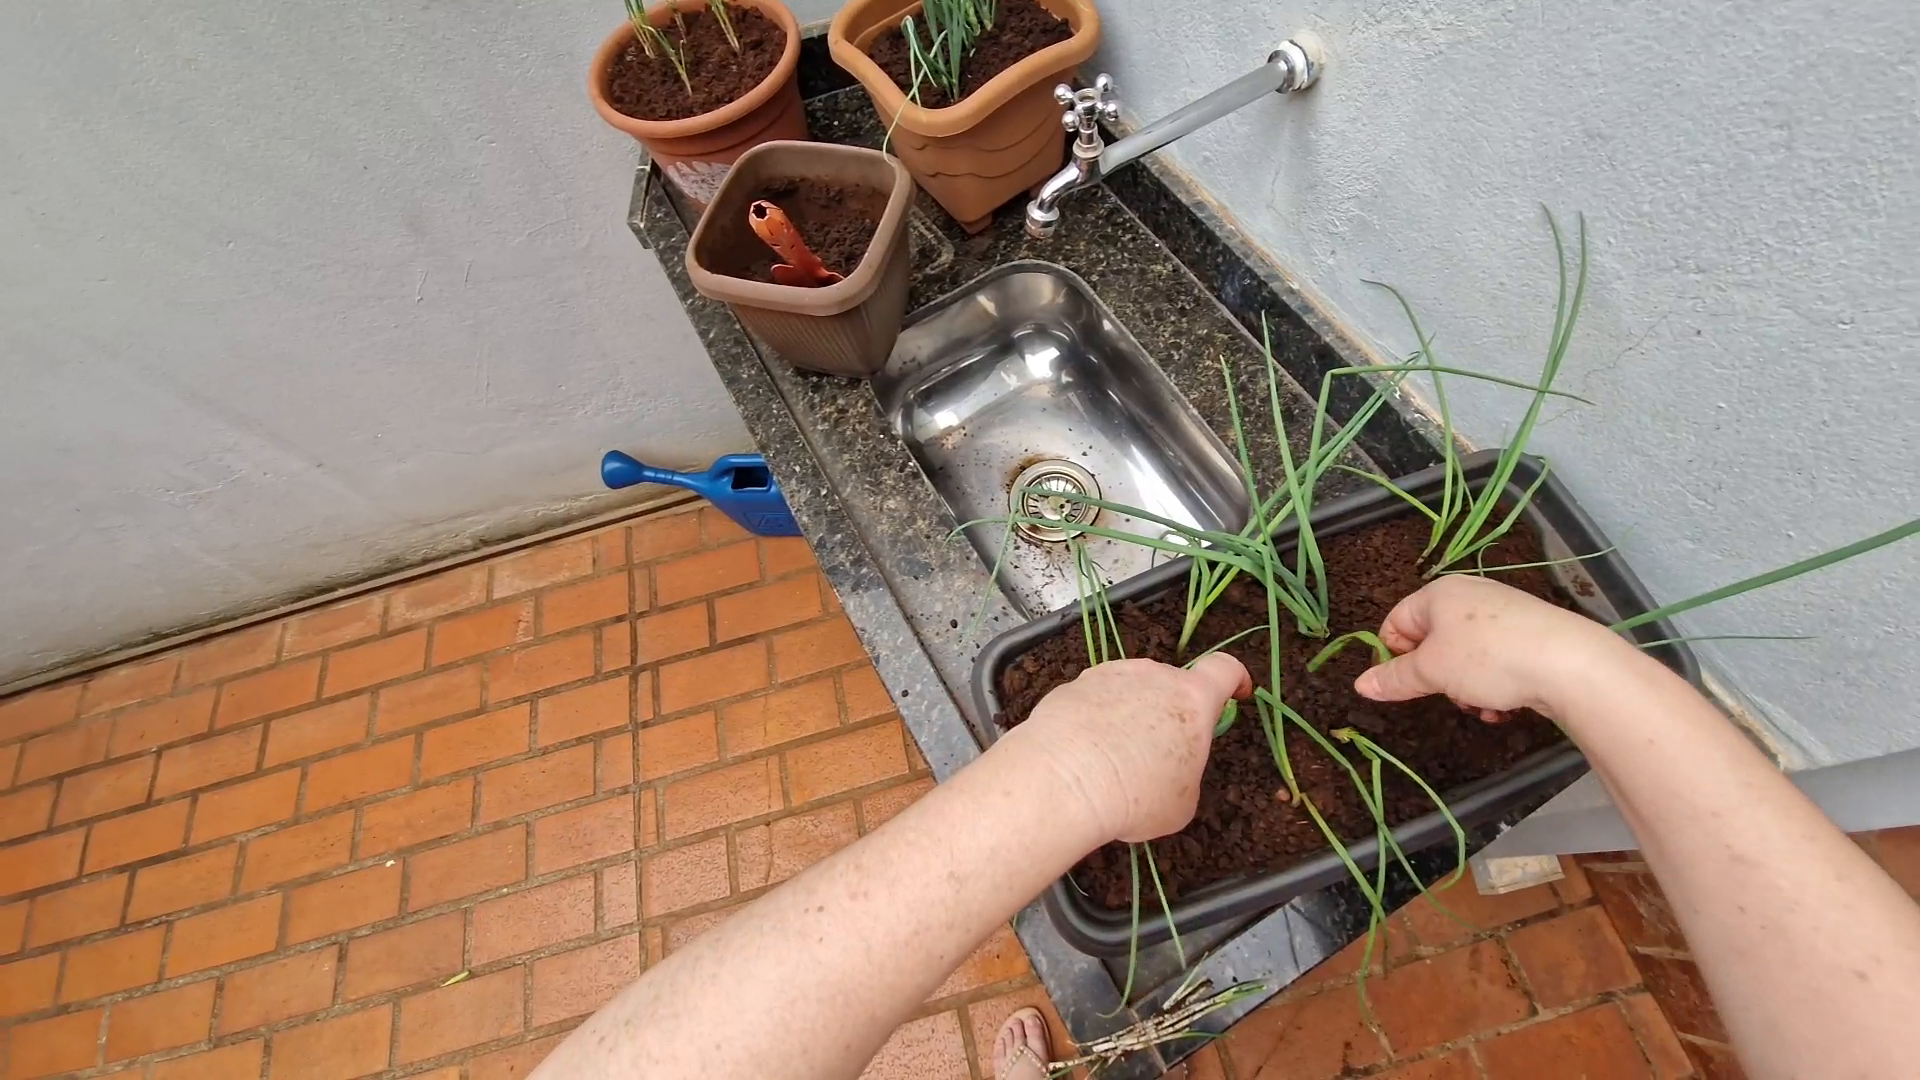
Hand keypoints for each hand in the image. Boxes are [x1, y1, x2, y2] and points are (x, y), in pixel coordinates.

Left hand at [1005, 655, 1250, 843]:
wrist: (1065, 781)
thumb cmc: (1137, 795)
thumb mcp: (1183, 800)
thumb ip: (1184, 768)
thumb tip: (1166, 763)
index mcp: (1191, 699)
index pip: (1224, 669)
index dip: (1234, 679)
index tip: (1235, 692)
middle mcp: (1151, 675)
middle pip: (1170, 684)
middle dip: (1169, 712)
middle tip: (1158, 753)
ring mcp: (1108, 675)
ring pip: (1128, 690)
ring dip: (1129, 714)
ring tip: (1113, 759)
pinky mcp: (1072, 686)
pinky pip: (1093, 700)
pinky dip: (1094, 719)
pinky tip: (1083, 753)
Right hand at [1353, 576, 1629, 719]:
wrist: (1575, 666)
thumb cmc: (1488, 658)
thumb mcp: (1431, 672)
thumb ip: (1393, 678)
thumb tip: (1359, 685)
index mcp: (1438, 593)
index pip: (1395, 623)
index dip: (1393, 655)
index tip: (1403, 683)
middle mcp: (1470, 595)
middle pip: (1432, 640)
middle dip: (1435, 675)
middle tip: (1444, 695)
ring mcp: (1505, 613)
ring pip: (1466, 654)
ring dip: (1464, 685)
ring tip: (1480, 706)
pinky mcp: (1534, 633)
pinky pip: (1498, 658)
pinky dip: (1494, 682)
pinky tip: (1504, 707)